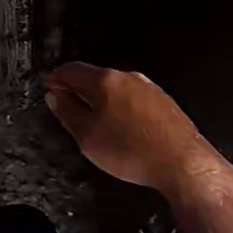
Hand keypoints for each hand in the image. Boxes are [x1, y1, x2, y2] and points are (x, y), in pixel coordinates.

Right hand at [43, 63, 231, 196]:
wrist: (182, 163)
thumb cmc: (135, 152)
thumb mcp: (87, 137)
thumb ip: (67, 112)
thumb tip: (56, 97)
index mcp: (105, 81)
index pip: (71, 69)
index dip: (56, 78)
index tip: (49, 85)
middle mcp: (128, 77)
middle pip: (94, 76)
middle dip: (78, 88)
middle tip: (66, 103)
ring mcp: (148, 88)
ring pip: (115, 88)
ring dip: (100, 99)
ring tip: (94, 122)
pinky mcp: (163, 102)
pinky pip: (133, 99)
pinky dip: (120, 107)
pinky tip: (121, 128)